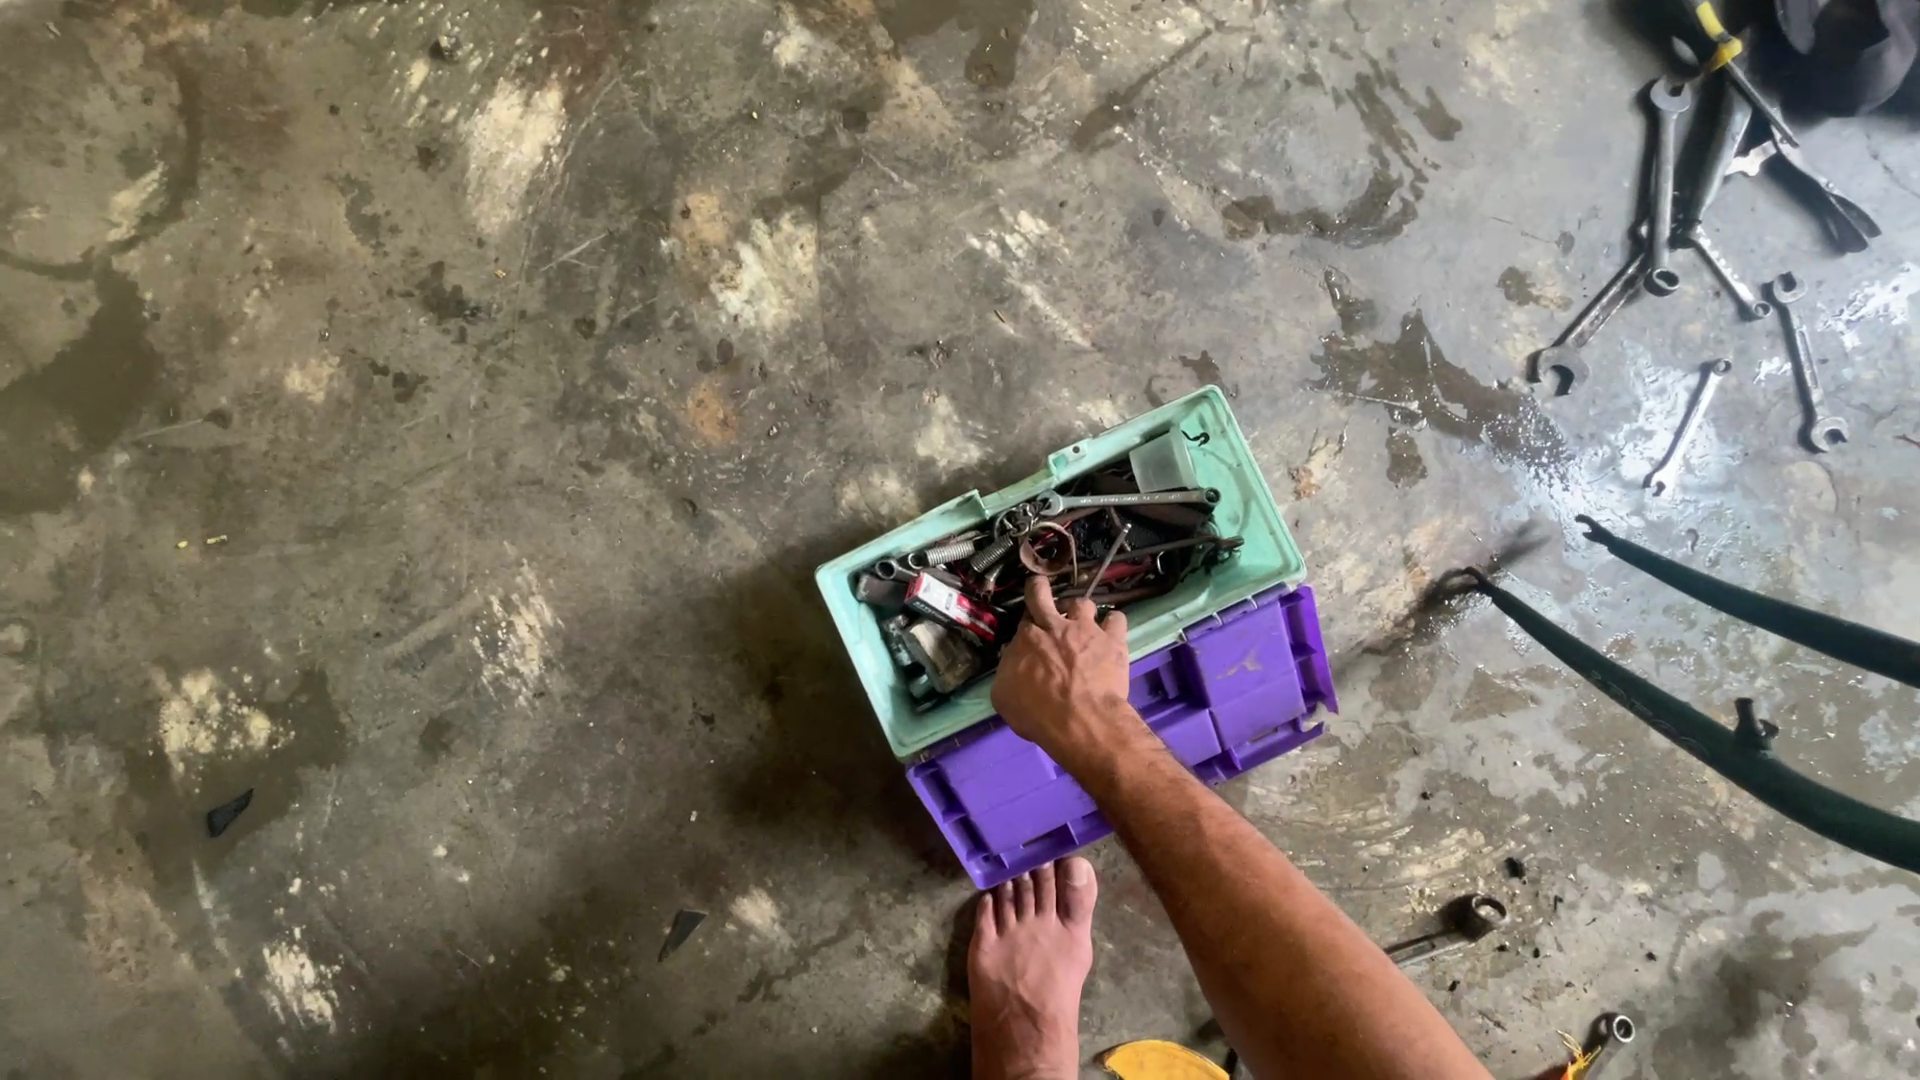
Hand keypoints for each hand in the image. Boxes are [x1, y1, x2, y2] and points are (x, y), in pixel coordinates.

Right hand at [991, 575, 1144, 769]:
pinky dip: (1113, 623)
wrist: (1079, 720)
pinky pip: (1116, 619)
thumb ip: (1008, 671)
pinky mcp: (1112, 641)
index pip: (1022, 619)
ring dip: (1081, 611)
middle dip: (1038, 588)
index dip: (1025, 623)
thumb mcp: (1003, 695)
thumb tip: (1014, 662)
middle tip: (1040, 590)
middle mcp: (1054, 626)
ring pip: (1082, 603)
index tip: (1028, 630)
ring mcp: (1085, 630)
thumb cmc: (1036, 713)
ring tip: (1084, 623)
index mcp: (1026, 638)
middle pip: (1041, 593)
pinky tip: (1112, 632)